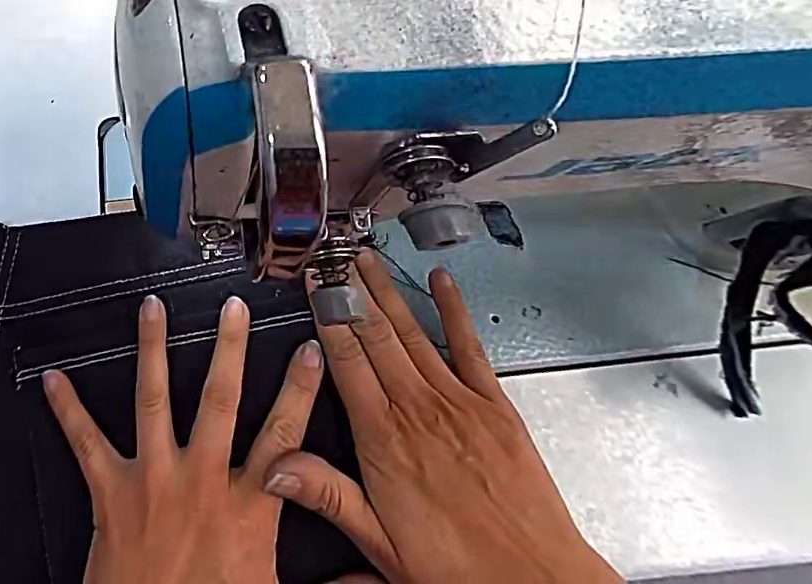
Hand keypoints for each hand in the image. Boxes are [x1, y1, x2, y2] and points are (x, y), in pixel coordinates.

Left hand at [44, 294, 325, 583]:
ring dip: (153, 349)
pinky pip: (85, 444)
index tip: (311, 350)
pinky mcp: (111, 496)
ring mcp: (152, 481)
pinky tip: (55, 380)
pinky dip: (69, 410)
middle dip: (230, 348)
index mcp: (244, 506)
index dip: (300, 390)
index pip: (283, 435)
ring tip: (153, 308)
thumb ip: (305, 564)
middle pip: (220, 400)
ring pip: (154, 400)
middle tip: (234, 307)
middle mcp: (199, 481)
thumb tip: (352, 572)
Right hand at [262, 254, 620, 583]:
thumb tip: (277, 468)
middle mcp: (417, 409)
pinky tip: (440, 281)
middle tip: (335, 258)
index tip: (315, 287)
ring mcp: (457, 400)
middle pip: (375, 335)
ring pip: (412, 332)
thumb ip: (330, 497)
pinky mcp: (492, 402)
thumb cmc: (459, 570)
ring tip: (368, 262)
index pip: (347, 361)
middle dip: (352, 291)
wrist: (534, 581)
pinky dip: (453, 308)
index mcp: (384, 440)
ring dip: (387, 292)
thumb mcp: (381, 545)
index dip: (328, 317)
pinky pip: (468, 344)